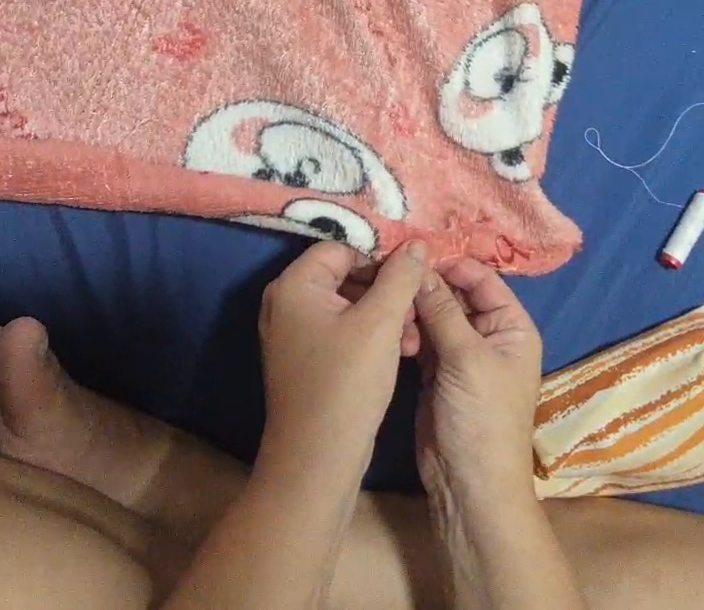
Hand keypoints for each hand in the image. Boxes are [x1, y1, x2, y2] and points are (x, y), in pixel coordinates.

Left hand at [258, 240, 425, 475]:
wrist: (317, 460)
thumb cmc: (346, 382)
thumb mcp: (381, 322)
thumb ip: (401, 275)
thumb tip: (417, 243)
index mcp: (294, 286)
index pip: (342, 247)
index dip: (380, 256)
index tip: (413, 272)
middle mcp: (286, 303)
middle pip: (346, 274)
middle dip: (387, 289)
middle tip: (416, 308)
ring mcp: (294, 334)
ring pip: (349, 304)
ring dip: (385, 313)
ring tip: (412, 335)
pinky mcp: (307, 359)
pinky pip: (343, 330)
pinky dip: (371, 334)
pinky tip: (400, 350)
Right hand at [412, 257, 544, 510]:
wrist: (470, 486)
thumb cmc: (482, 418)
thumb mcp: (467, 358)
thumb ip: (443, 311)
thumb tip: (420, 266)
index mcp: (511, 326)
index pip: (482, 280)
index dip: (452, 265)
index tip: (414, 254)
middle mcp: (489, 335)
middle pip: (455, 296)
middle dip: (426, 288)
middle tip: (390, 276)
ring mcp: (461, 355)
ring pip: (434, 317)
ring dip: (414, 311)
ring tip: (389, 310)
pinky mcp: (436, 373)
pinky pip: (422, 339)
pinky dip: (407, 333)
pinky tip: (390, 330)